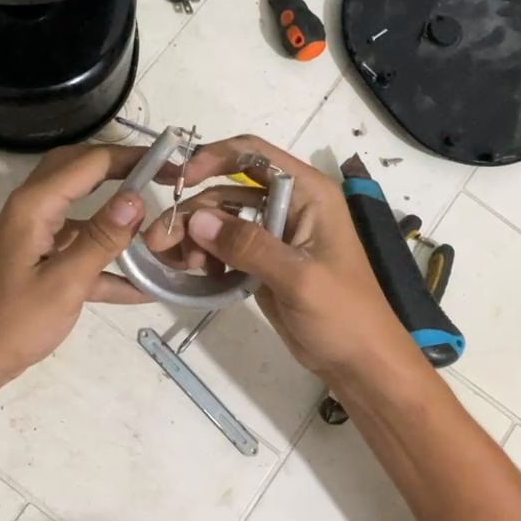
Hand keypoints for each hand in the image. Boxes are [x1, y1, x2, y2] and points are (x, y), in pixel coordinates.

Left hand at [0, 144, 148, 383]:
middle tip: (164, 177)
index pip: (90, 162)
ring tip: (156, 218)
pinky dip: (108, 260)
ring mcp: (36, 235)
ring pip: (81, 208)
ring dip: (116, 212)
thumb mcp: (65, 282)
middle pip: (81, 171)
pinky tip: (144, 285)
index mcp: (35, 206)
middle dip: (122, 168)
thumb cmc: (14, 322)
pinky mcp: (41, 261)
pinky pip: (79, 248)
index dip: (133, 157)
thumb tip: (136, 198)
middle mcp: (33, 210)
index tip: (173, 166)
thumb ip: (101, 239)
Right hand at [143, 136, 418, 384]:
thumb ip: (248, 245)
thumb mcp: (297, 278)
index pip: (254, 156)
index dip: (214, 158)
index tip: (179, 180)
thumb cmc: (343, 314)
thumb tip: (196, 219)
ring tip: (176, 263)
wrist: (361, 363)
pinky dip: (206, 256)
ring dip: (195, 237)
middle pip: (229, 190)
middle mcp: (290, 206)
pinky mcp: (263, 263)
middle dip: (193, 211)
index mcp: (308, 194)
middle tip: (160, 241)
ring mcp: (275, 236)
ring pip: (222, 221)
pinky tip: (193, 274)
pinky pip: (225, 249)